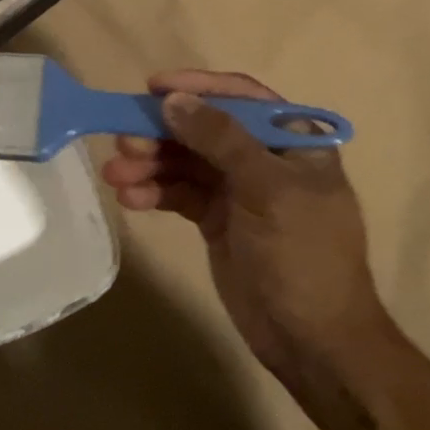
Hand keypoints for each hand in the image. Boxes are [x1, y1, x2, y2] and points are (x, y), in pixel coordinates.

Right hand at [100, 70, 383, 367]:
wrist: (314, 341)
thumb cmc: (302, 254)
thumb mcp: (267, 189)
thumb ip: (220, 138)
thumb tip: (172, 99)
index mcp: (292, 141)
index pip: (241, 97)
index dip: (198, 87)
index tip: (154, 87)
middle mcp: (264, 158)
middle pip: (204, 129)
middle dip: (162, 132)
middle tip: (122, 140)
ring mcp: (239, 190)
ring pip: (185, 161)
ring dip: (149, 163)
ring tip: (115, 175)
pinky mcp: (217, 219)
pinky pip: (179, 193)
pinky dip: (154, 193)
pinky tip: (130, 199)